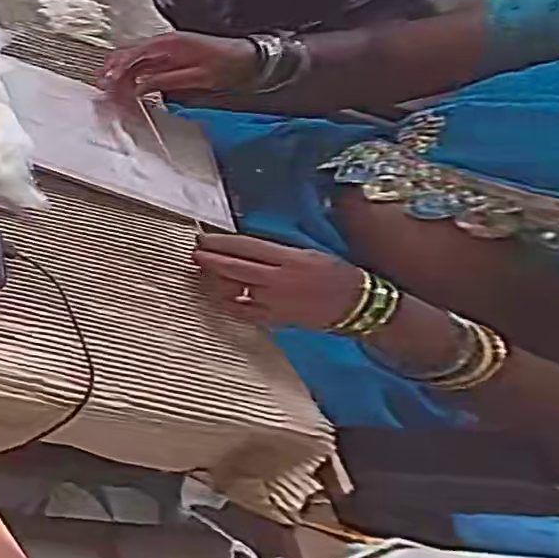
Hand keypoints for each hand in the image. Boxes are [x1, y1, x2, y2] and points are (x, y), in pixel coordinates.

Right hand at [98, 32, 258, 97]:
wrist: (250, 60)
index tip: (107, 81)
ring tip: (111, 92)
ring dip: (120, 77)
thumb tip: (138, 88)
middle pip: (127, 56)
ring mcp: (164, 52)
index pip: (134, 53)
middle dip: (112, 72)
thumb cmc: (228, 65)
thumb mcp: (198, 76)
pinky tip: (127, 90)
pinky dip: (131, 78)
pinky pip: (142, 68)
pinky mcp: (167, 60)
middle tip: (104, 89)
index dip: (117, 68)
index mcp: (170, 44)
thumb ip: (166, 81)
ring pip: (132, 62)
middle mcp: (163, 45)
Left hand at [192, 233, 365, 330]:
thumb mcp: (309, 253)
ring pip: (233, 288)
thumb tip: (242, 245)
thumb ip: (275, 250)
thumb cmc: (337, 275)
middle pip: (234, 267)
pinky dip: (227, 303)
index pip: (245, 246)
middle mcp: (279, 280)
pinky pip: (241, 311)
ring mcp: (275, 301)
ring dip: (214, 280)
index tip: (203, 239)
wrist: (364, 306)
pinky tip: (218, 296)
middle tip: (195, 254)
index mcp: (290, 259)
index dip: (220, 242)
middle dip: (209, 259)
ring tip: (204, 273)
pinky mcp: (275, 319)